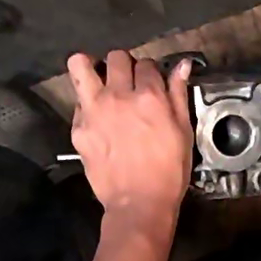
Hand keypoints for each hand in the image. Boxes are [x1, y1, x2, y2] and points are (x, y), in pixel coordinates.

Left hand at [67, 50, 194, 240]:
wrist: (138, 203)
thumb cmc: (169, 172)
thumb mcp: (183, 132)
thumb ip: (179, 95)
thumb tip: (182, 66)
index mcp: (150, 97)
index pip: (147, 64)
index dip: (152, 72)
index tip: (153, 84)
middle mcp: (119, 96)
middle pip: (117, 58)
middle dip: (125, 66)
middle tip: (129, 84)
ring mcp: (94, 110)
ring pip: (80, 64)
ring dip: (91, 66)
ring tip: (99, 80)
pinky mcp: (78, 127)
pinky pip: (77, 101)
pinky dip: (87, 103)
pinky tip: (98, 117)